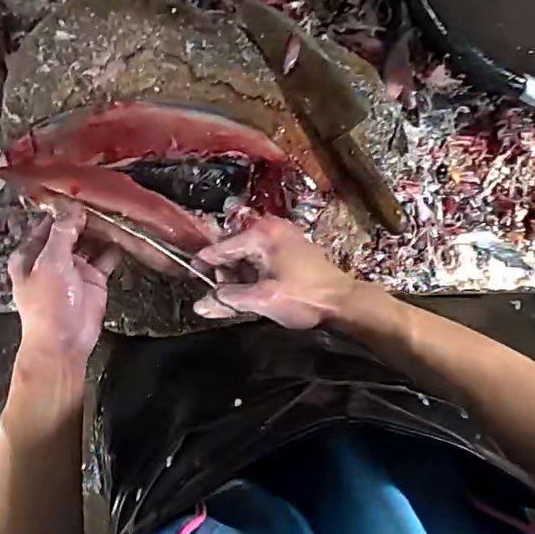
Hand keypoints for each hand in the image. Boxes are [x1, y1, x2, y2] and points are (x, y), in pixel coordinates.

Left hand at [10, 203, 120, 368]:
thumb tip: (73, 209)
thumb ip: (62, 233)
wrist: (64, 341)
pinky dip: (114, 248)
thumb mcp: (51, 262)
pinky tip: (125, 234)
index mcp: (31, 253)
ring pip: (90, 243)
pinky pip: (106, 258)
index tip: (81, 193)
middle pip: (71, 231)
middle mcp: (53, 257)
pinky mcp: (94, 279)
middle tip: (106, 200)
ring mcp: (75, 268)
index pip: (47, 223)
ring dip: (102, 231)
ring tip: (118, 214)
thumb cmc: (48, 303)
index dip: (63, 209)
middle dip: (86, 218)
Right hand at [193, 216, 366, 329]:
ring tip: (240, 298)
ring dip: (240, 277)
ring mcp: (284, 238)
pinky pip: (263, 260)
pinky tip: (255, 293)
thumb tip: (201, 304)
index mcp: (262, 234)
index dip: (205, 264)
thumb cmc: (304, 297)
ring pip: (248, 257)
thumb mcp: (262, 299)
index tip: (191, 275)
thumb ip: (228, 299)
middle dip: (225, 273)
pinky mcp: (292, 251)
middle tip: (222, 296)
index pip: (221, 247)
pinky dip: (255, 275)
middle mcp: (272, 229)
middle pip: (234, 250)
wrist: (344, 301)